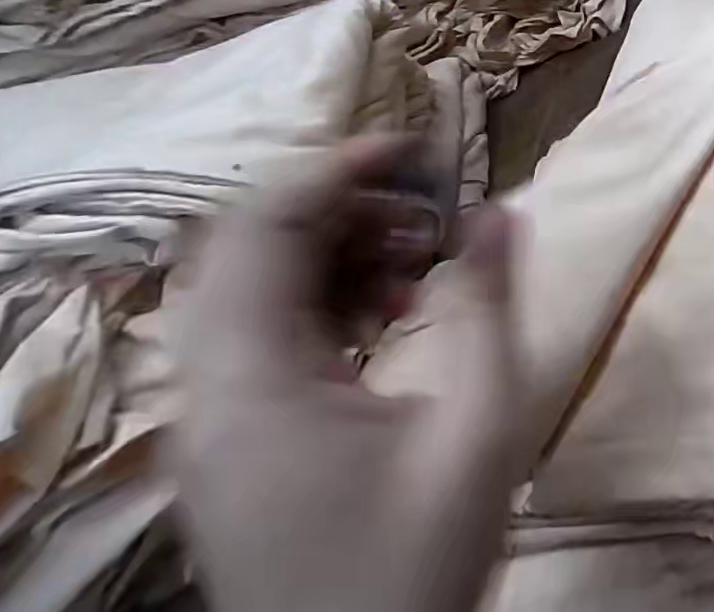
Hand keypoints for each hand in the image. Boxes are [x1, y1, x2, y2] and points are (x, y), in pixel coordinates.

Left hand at [172, 136, 519, 611]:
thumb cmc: (419, 564)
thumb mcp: (479, 429)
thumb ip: (489, 307)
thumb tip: (502, 210)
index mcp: (254, 384)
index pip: (265, 227)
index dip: (339, 167)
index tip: (416, 148)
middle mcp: (212, 388)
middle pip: (252, 244)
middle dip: (346, 203)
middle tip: (427, 207)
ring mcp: (219, 412)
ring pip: (259, 281)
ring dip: (341, 246)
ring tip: (421, 260)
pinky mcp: (242, 429)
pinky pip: (272, 325)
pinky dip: (333, 292)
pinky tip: (395, 311)